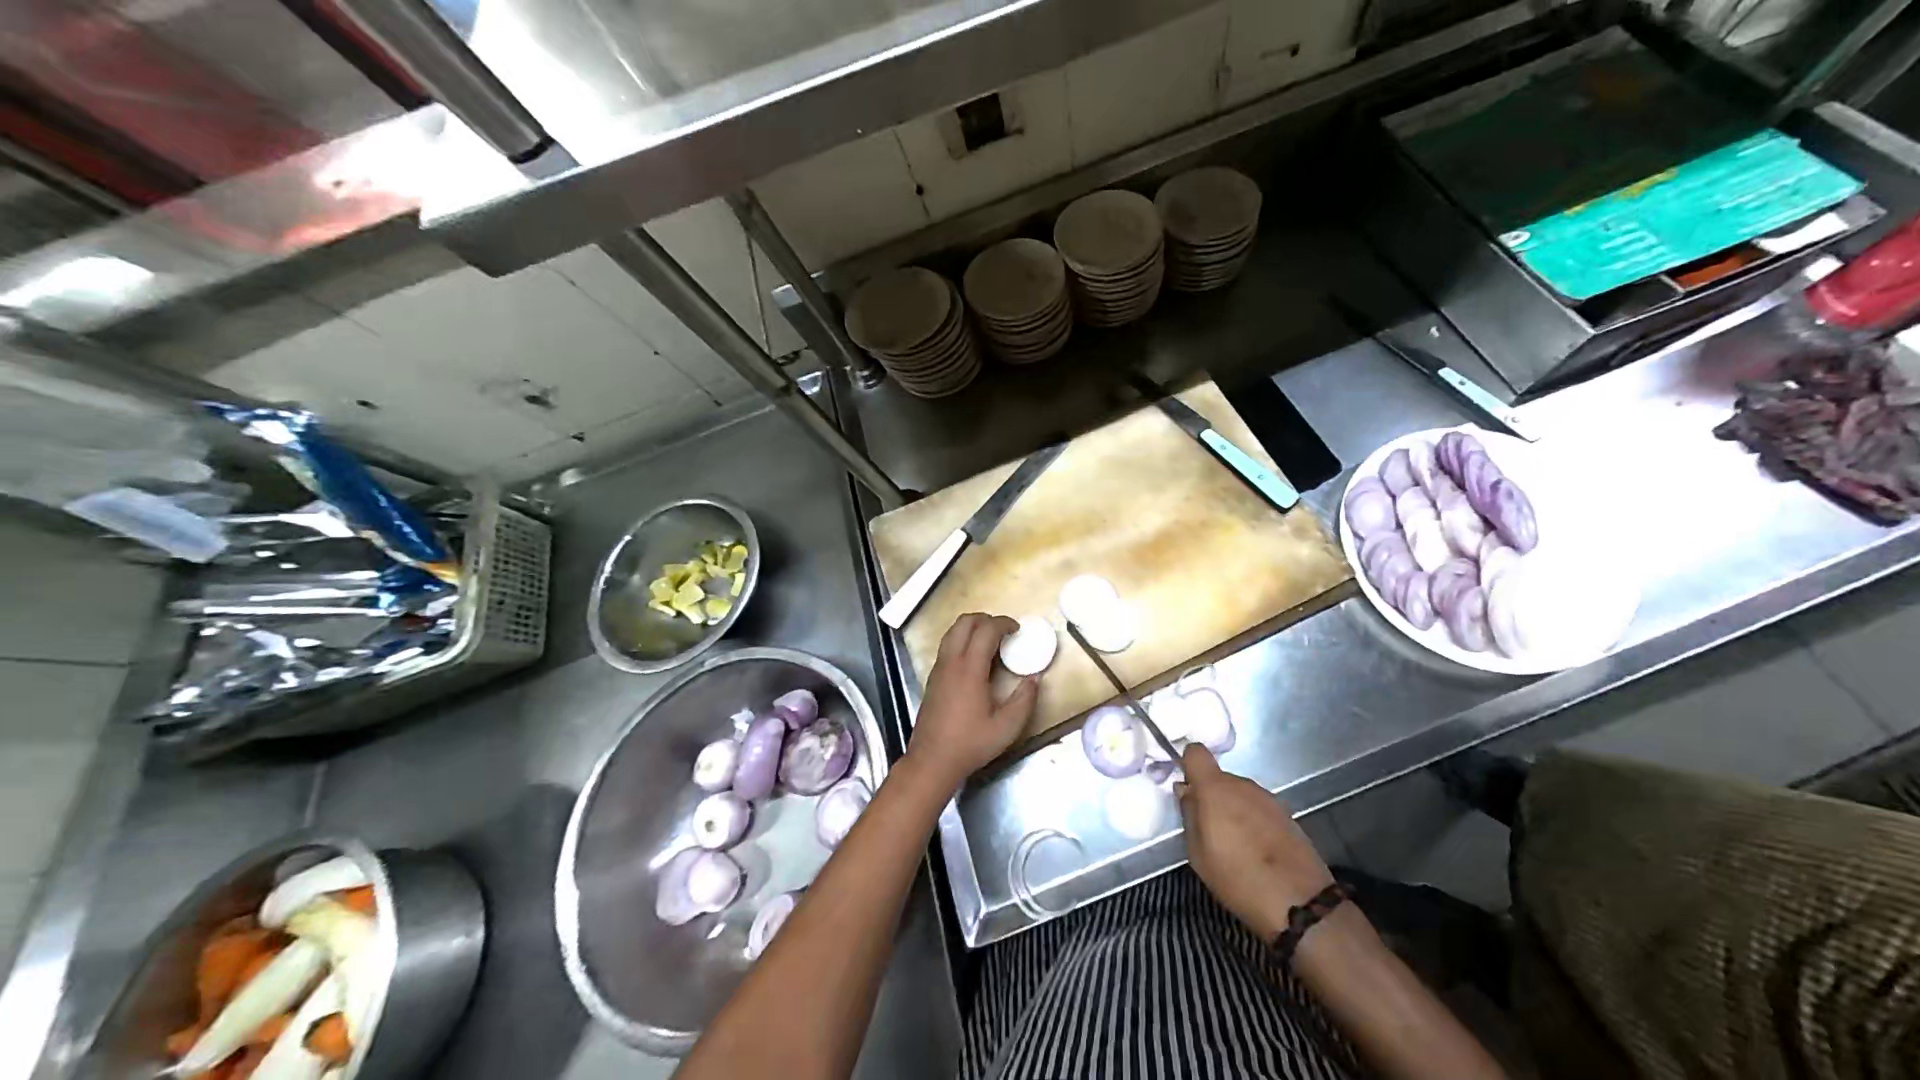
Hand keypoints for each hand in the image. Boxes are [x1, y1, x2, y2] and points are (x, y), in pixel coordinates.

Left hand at [905, 613, 1038, 787]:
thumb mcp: (1007, 727)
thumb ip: (1025, 700)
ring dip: (971, 628)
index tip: (1017, 629)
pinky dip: (962, 640)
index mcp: (969, 669)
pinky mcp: (932, 678)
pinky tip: (975, 659)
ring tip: (990, 640)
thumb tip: (1034, 679)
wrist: (932, 760)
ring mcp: (938, 669)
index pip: (985, 630)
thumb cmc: (971, 744)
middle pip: (964, 623)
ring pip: (952, 632)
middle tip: (1004, 629)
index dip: (1003, 623)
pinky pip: (947, 646)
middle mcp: (950, 662)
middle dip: (985, 619)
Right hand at [1176, 743, 1334, 942]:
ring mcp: (1268, 798)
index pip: (1196, 753)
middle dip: (1211, 796)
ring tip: (1235, 844)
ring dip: (1233, 809)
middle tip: (1209, 828)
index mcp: (1215, 789)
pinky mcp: (1287, 815)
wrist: (1300, 903)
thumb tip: (1186, 791)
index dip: (1188, 765)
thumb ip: (1189, 815)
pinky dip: (1253, 821)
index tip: (1187, 787)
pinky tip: (1256, 850)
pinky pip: (1258, 808)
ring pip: (1240, 794)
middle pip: (1219, 778)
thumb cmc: (1237, 878)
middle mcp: (1243, 785)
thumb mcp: (1198, 854)